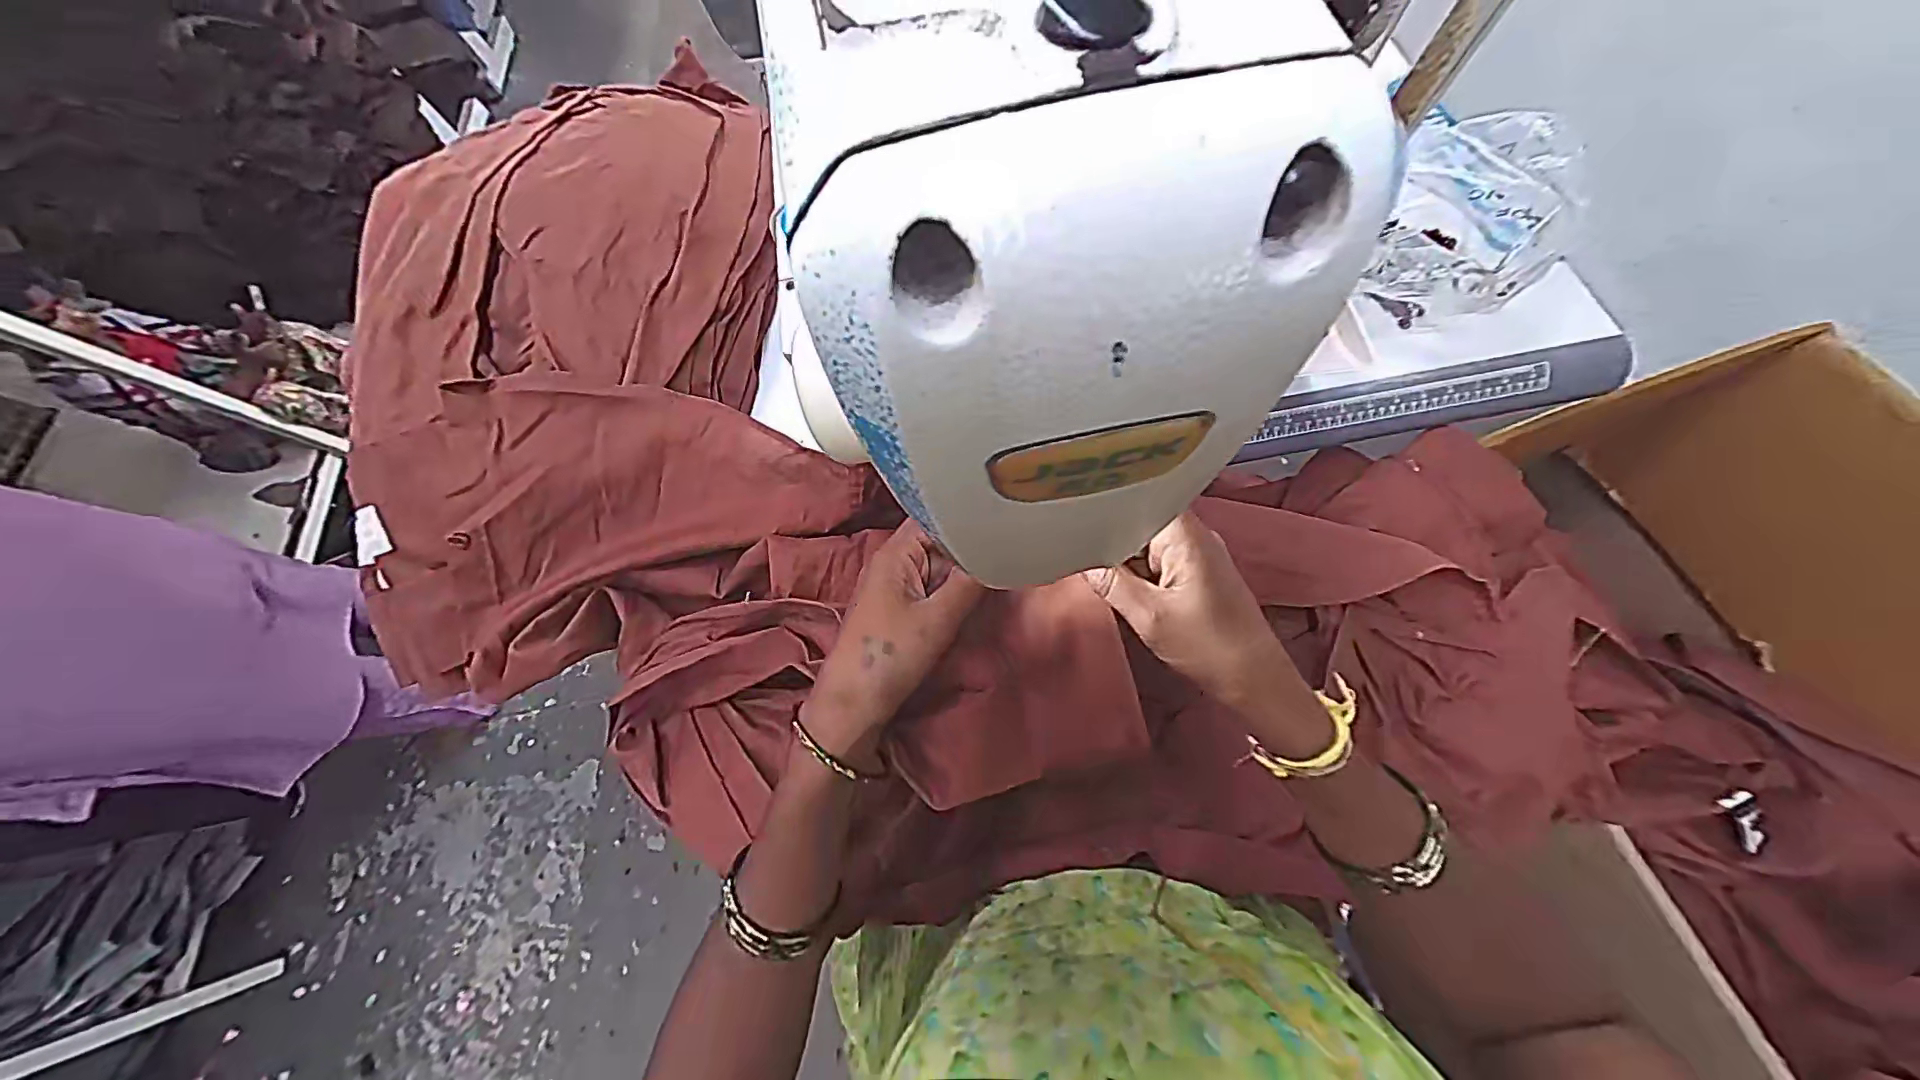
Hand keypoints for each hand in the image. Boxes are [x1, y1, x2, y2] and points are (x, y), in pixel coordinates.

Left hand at [803, 520, 986, 769]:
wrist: (852, 704)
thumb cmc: (891, 655)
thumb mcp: (938, 618)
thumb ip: (971, 581)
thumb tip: (1002, 547)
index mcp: (896, 552)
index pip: (936, 516)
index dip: (968, 516)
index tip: (1003, 516)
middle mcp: (893, 561)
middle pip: (940, 540)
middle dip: (971, 545)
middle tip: (1011, 544)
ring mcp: (895, 585)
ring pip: (939, 565)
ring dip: (964, 570)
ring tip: (1002, 564)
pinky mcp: (899, 608)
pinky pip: (932, 586)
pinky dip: (952, 589)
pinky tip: (976, 594)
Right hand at [1081, 510, 1302, 712]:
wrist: (1255, 680)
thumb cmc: (1209, 647)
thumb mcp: (1149, 616)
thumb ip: (1111, 584)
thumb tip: (1081, 562)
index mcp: (1187, 536)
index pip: (1143, 500)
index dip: (1111, 504)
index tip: (1080, 512)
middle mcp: (1195, 537)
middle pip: (1143, 520)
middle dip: (1111, 534)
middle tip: (1076, 544)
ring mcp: (1197, 556)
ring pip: (1148, 544)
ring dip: (1123, 557)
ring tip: (1092, 565)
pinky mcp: (1196, 576)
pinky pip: (1158, 562)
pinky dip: (1138, 572)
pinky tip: (1119, 585)